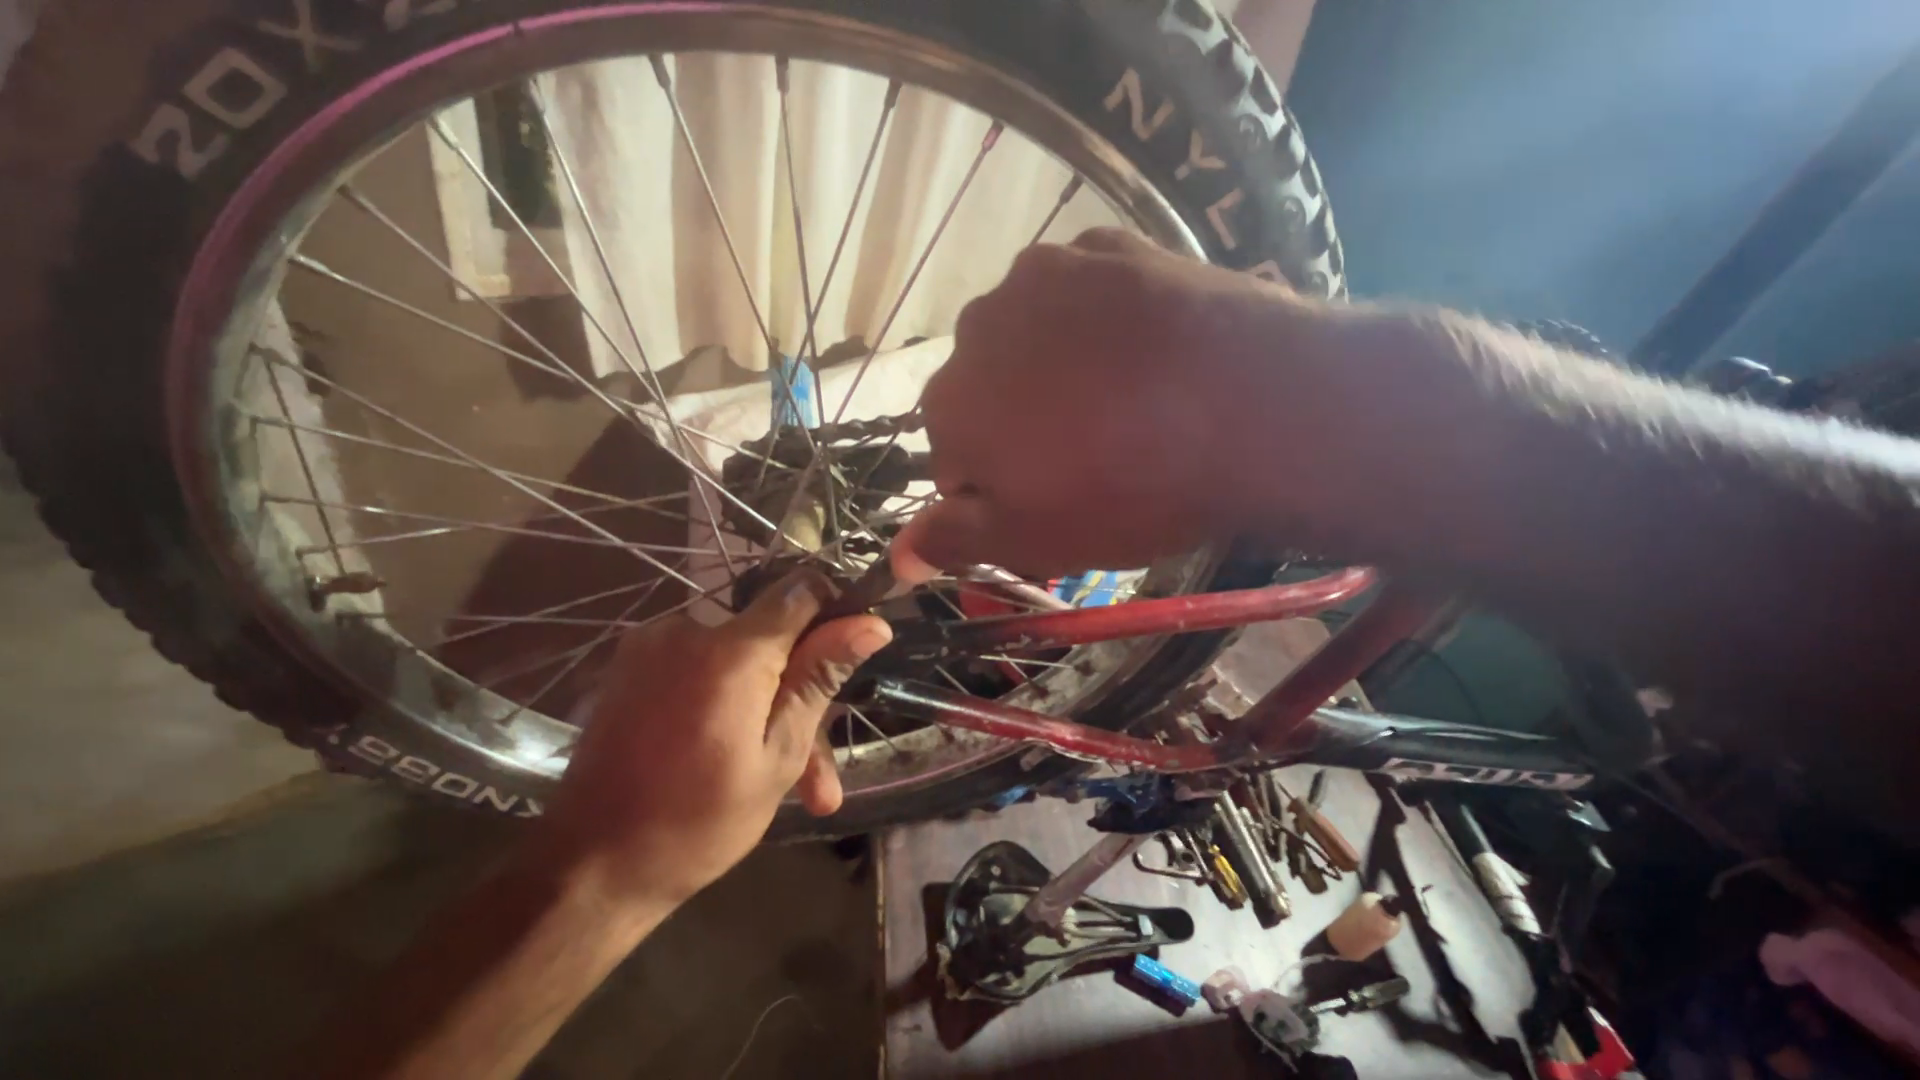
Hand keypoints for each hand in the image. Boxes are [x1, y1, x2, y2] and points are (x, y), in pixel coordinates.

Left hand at [535, 571, 891, 903]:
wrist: (588, 867)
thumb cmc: (697, 824)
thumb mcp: (777, 756)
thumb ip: (819, 680)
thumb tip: (872, 624)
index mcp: (730, 650)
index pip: (801, 589)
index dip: (834, 613)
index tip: (849, 660)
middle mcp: (687, 628)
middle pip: (770, 636)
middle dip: (800, 692)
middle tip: (816, 776)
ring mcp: (650, 645)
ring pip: (737, 659)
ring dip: (764, 708)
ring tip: (785, 785)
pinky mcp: (630, 666)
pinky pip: (699, 668)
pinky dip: (724, 702)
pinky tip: (733, 757)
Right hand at [894, 228, 1344, 579]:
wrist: (1252, 406)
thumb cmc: (1130, 490)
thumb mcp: (1035, 539)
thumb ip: (955, 540)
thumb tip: (893, 556)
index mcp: (948, 404)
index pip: (953, 456)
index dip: (1002, 486)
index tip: (1054, 501)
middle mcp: (976, 328)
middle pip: (988, 387)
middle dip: (1022, 418)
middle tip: (1096, 453)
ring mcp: (1043, 275)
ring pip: (1033, 333)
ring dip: (1059, 362)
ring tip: (1129, 399)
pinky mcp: (1107, 244)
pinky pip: (1088, 292)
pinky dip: (1105, 318)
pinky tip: (1152, 349)